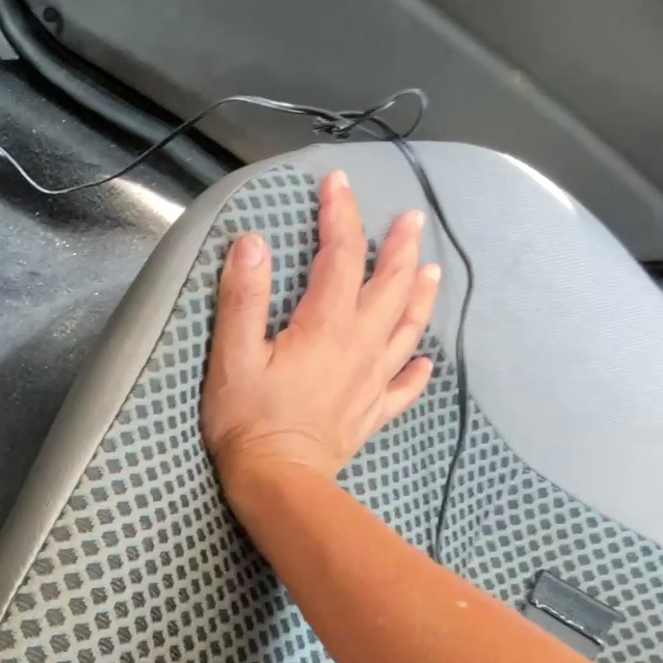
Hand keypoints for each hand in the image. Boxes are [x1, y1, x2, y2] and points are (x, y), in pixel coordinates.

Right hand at [201, 170, 440, 480]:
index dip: (340, 215)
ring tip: (431, 270)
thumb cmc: (248, 418)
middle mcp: (360, 346)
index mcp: (326, 325)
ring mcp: (371, 381)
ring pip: (408, 328)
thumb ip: (243, 298)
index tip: (337, 182)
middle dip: (399, 247)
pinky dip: (417, 372)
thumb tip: (253, 243)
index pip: (340, 256)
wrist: (278, 480)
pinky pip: (404, 388)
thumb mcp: (231, 355)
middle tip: (410, 218)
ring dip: (420, 295)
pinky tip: (425, 363)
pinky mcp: (370, 413)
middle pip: (390, 287)